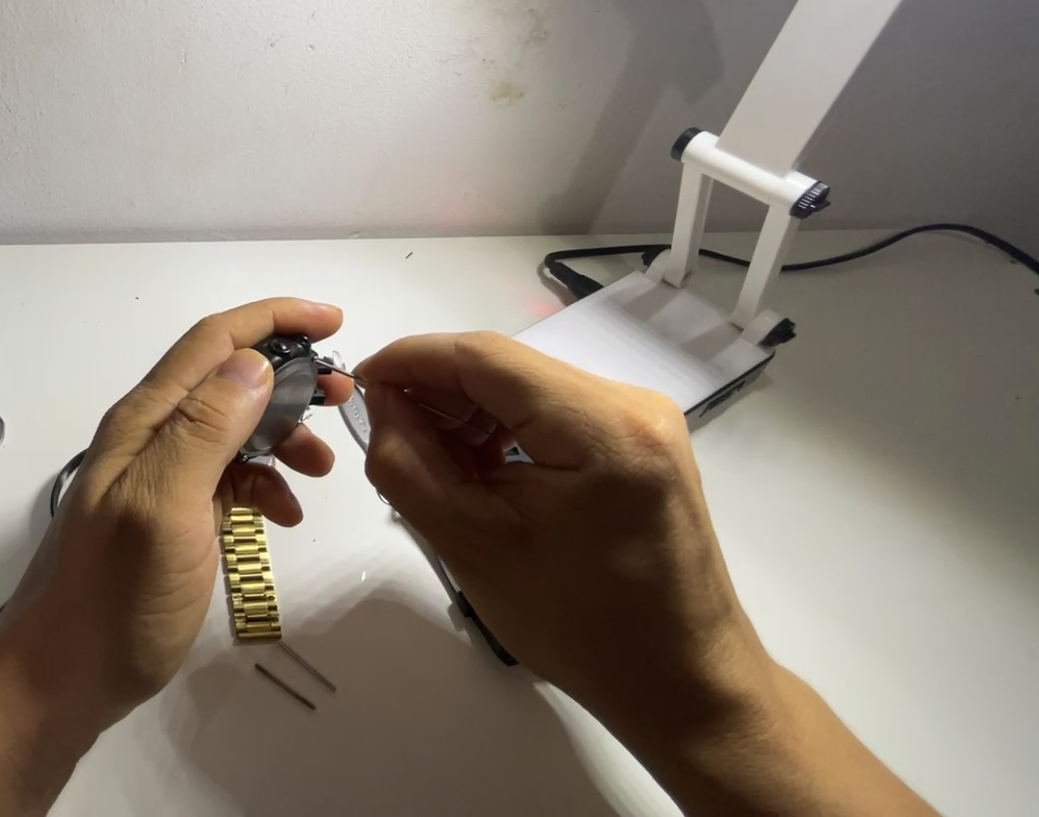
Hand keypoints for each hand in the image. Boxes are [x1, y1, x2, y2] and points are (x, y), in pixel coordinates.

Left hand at [0, 298, 351, 731]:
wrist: (66, 677)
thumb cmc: (114, 595)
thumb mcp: (163, 505)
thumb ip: (205, 429)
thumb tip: (255, 362)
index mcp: (147, 419)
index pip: (213, 341)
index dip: (273, 319)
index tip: (332, 321)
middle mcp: (154, 435)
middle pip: (230, 378)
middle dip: (289, 376)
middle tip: (342, 397)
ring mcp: (164, 475)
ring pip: (236, 428)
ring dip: (284, 434)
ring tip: (322, 466)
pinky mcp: (176, 513)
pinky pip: (230, 479)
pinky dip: (265, 484)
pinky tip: (284, 515)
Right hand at [356, 331, 773, 747]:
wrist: (681, 682)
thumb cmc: (577, 625)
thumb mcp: (467, 543)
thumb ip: (404, 461)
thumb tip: (382, 398)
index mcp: (601, 425)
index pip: (483, 356)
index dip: (410, 358)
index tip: (358, 382)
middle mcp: (628, 401)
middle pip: (501, 366)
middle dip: (433, 388)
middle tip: (385, 428)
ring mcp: (636, 415)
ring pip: (518, 383)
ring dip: (461, 409)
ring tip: (427, 457)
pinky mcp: (632, 434)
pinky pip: (542, 406)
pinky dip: (494, 424)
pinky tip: (473, 464)